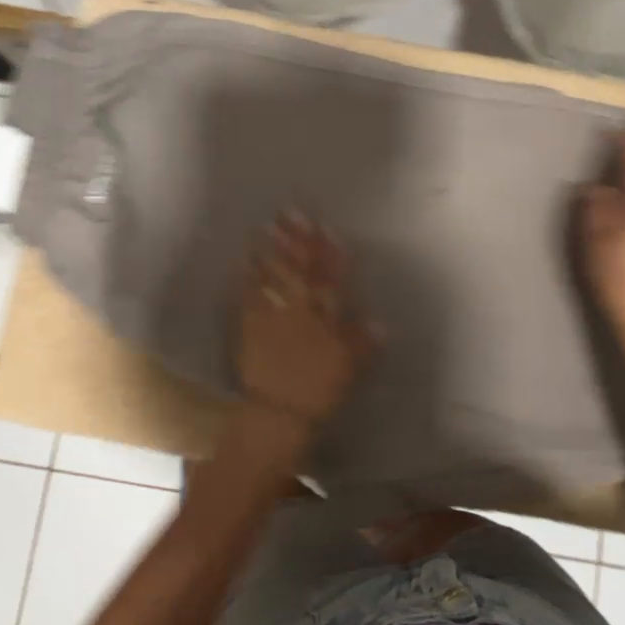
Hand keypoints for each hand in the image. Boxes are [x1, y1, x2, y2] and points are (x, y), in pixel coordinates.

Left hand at [236, 210, 372, 427]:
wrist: (275, 413)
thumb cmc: (316, 391)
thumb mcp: (346, 367)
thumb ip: (361, 341)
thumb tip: (380, 322)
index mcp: (325, 316)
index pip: (330, 278)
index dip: (328, 253)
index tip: (326, 228)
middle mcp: (298, 309)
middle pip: (298, 269)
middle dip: (297, 240)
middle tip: (292, 211)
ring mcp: (270, 314)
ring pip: (272, 275)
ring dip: (271, 249)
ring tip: (268, 225)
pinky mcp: (247, 326)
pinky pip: (247, 294)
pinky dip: (247, 275)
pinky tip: (244, 258)